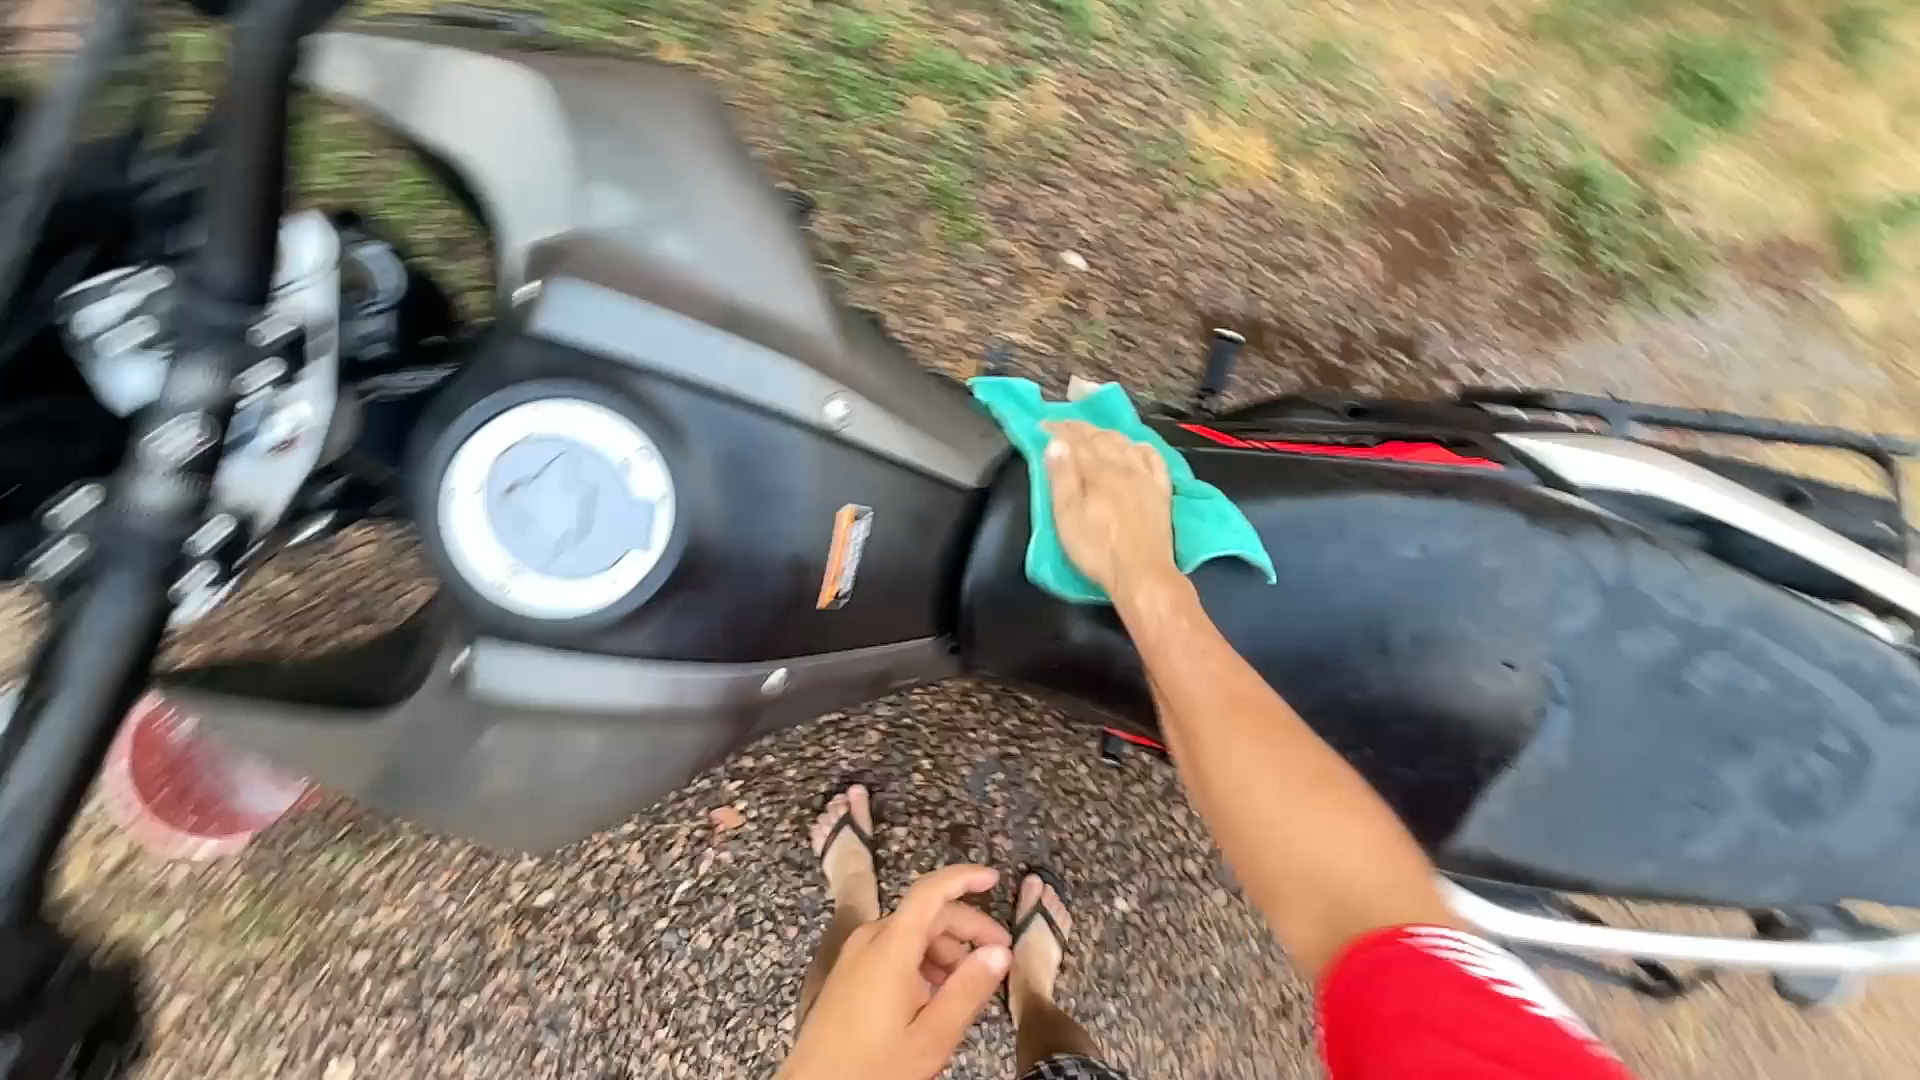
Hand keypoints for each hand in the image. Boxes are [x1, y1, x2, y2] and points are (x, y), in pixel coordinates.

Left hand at [777, 865, 1011, 1079]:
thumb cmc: (874, 1067)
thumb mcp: (931, 1037)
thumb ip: (967, 990)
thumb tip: (999, 952)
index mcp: (891, 944)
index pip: (931, 890)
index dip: (964, 877)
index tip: (994, 879)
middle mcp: (871, 937)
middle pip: (926, 913)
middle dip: (966, 928)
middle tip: (999, 955)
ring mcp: (856, 953)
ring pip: (910, 932)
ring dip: (944, 948)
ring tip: (966, 984)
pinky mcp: (848, 972)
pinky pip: (892, 949)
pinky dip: (921, 959)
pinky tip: (934, 993)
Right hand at [1042, 420, 1177, 601]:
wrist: (1141, 573)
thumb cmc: (1097, 549)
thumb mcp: (1067, 516)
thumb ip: (1062, 477)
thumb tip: (1056, 443)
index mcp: (1098, 471)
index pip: (1075, 440)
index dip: (1059, 429)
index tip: (1043, 423)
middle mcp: (1124, 466)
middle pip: (1101, 437)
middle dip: (1080, 428)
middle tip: (1064, 425)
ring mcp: (1146, 477)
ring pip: (1126, 443)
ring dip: (1107, 433)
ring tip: (1094, 434)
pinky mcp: (1162, 491)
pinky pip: (1154, 458)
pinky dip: (1140, 447)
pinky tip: (1135, 447)